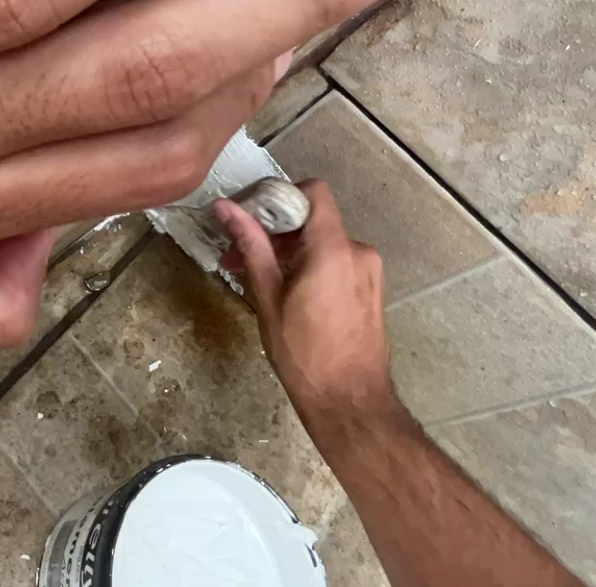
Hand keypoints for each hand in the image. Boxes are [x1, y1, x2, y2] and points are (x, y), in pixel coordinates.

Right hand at [218, 181, 399, 424]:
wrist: (351, 405)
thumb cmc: (304, 352)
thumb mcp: (267, 295)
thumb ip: (250, 244)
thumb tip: (225, 206)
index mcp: (333, 248)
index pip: (312, 191)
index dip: (280, 194)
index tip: (251, 215)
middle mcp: (358, 251)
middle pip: (312, 218)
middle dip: (273, 231)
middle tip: (239, 254)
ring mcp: (369, 271)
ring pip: (321, 242)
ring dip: (288, 252)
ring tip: (257, 280)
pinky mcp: (370, 289)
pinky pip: (335, 261)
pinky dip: (308, 266)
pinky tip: (285, 293)